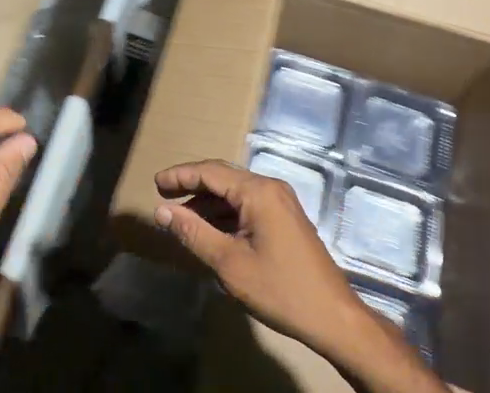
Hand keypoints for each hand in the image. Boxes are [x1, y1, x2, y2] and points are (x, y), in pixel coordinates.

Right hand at [154, 160, 444, 392]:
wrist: (334, 317)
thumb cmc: (280, 289)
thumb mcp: (229, 263)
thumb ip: (194, 233)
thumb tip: (162, 211)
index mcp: (258, 191)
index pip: (210, 172)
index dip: (180, 176)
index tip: (155, 183)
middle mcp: (271, 188)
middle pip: (223, 177)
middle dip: (192, 185)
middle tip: (163, 195)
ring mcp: (281, 203)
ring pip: (235, 192)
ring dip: (208, 202)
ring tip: (180, 218)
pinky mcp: (286, 219)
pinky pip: (248, 205)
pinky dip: (225, 213)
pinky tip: (209, 230)